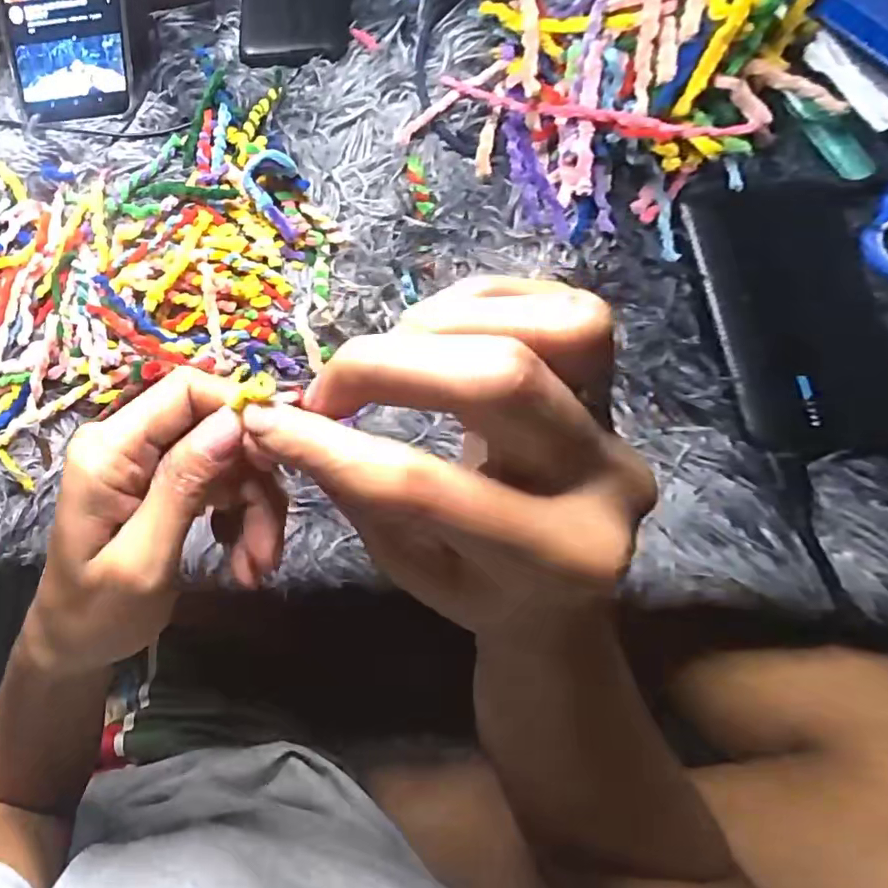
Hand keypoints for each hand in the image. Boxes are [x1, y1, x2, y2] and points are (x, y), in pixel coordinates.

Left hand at [23, 368, 288, 673]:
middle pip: (210, 424)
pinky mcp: (158, 478)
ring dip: (252, 506)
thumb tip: (231, 421)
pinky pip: (215, 477)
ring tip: (255, 566)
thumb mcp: (143, 559)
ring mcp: (141, 458)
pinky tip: (240, 557)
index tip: (279, 458)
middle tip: (268, 545)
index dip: (237, 409)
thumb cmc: (96, 613)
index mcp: (108, 450)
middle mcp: (123, 440)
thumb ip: (183, 486)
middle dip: (251, 478)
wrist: (73, 644)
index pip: (181, 391)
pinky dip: (239, 513)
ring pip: (222, 454)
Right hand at [239, 278, 654, 636]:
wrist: (567, 584)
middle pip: (496, 379)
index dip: (326, 445)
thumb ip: (348, 487)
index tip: (267, 422)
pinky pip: (563, 308)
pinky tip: (431, 332)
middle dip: (381, 367)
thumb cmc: (474, 584)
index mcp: (551, 557)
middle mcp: (605, 482)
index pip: (419, 484)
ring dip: (436, 327)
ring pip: (548, 332)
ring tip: (388, 358)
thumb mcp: (402, 560)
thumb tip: (274, 422)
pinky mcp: (616, 378)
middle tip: (326, 390)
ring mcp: (620, 422)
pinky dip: (478, 303)